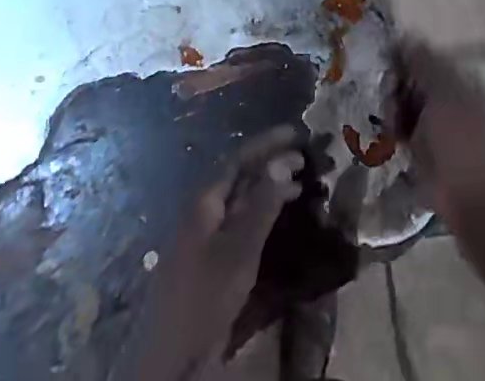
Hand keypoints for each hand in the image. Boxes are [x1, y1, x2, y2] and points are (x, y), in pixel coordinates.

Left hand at [119, 127, 304, 380]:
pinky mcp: (217, 257)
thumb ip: (263, 203)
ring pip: (245, 199)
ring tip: (304, 183)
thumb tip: (282, 159)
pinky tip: (283, 215)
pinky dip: (267, 210)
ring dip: (273, 187)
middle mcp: (206, 211)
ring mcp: (210, 235)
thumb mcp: (241, 247)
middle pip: (242, 177)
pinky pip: (245, 220)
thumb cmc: (207, 292)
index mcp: (206, 201)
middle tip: (308, 158)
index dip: (268, 143)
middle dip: (274, 163)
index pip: (239, 159)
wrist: (175, 352)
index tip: (297, 132)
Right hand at [390, 41, 484, 216]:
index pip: (429, 60)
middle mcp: (450, 100)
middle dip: (398, 87)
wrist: (468, 197)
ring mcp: (438, 126)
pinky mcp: (424, 149)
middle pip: (414, 82)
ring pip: (406, 105)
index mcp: (461, 83)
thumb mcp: (442, 94)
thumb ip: (425, 64)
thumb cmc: (458, 140)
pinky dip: (395, 130)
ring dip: (394, 110)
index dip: (407, 60)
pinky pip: (404, 129)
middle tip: (390, 100)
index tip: (389, 64)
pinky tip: (392, 136)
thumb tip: (408, 38)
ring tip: (393, 125)